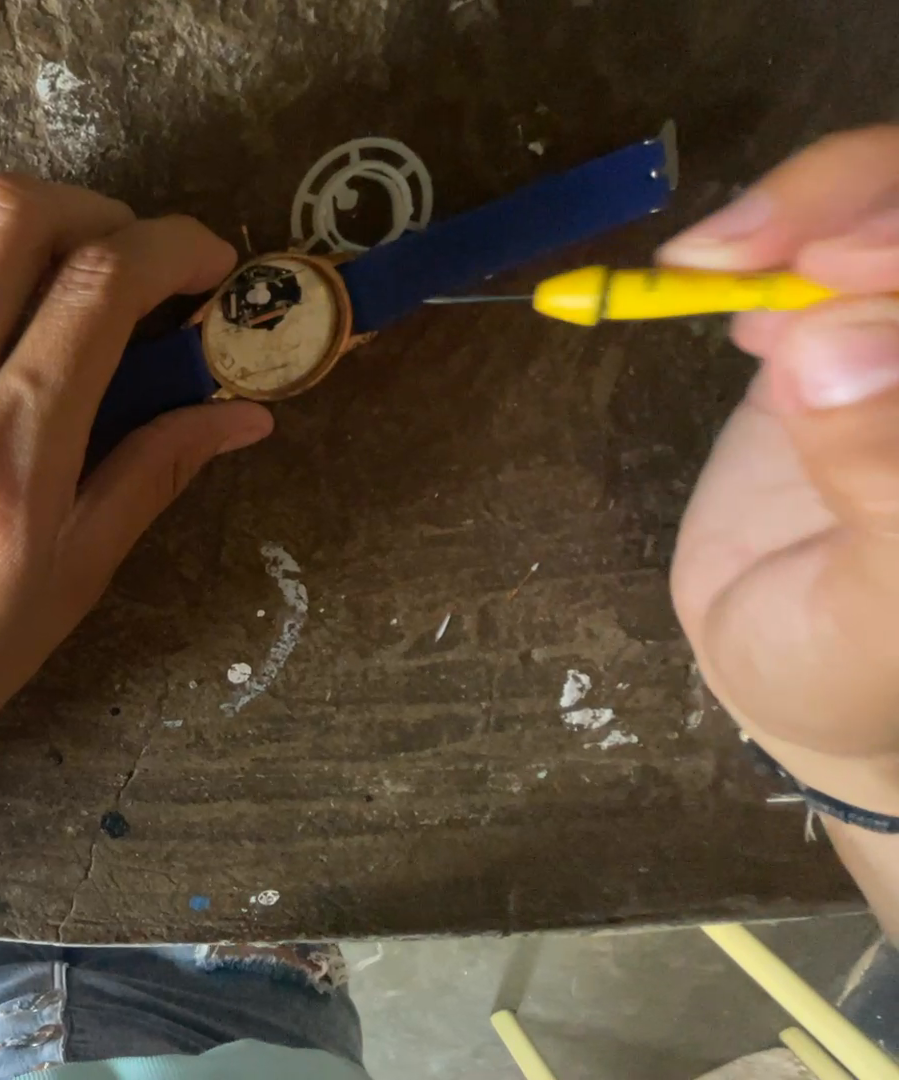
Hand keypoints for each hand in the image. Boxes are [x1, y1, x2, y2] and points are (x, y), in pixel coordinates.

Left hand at [0, 175, 272, 791]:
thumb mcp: (80, 573)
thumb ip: (156, 472)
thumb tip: (243, 412)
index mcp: (12, 455)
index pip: (97, 287)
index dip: (171, 245)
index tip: (204, 266)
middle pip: (1, 219)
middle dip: (85, 208)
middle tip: (118, 256)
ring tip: (25, 254)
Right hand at [667, 126, 898, 810]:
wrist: (793, 664)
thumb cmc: (862, 666)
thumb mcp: (886, 607)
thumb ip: (897, 483)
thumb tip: (828, 342)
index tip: (835, 263)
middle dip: (876, 200)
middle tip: (739, 247)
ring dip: (813, 208)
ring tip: (703, 259)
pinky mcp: (856, 340)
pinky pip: (833, 244)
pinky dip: (772, 239)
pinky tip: (715, 284)